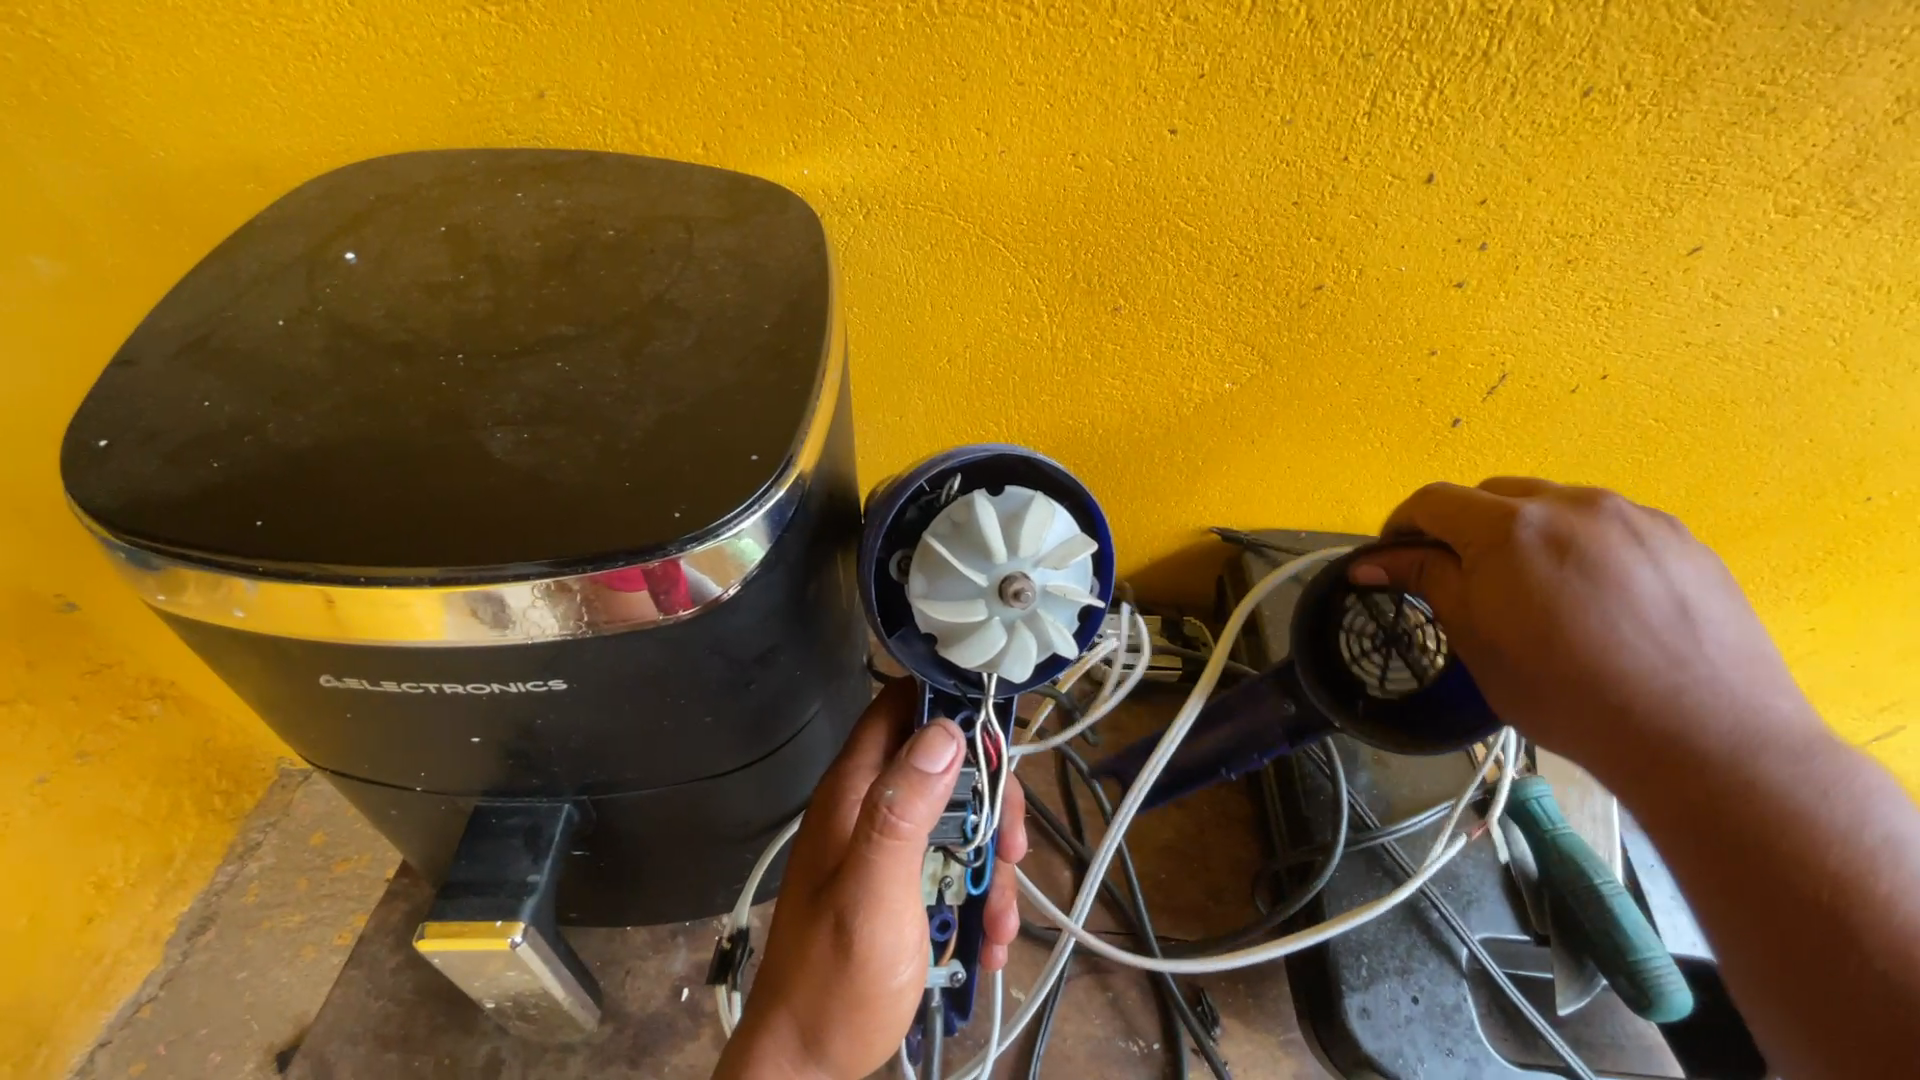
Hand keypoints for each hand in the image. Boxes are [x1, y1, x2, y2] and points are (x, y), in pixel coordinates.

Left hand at [715, 679, 1028, 1079]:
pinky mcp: (902, 884)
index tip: (996, 737)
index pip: (897, 709)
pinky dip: (978, 895)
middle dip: (988, 801)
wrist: (808, 1062)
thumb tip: (944, 730)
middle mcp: (870, 807)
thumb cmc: (835, 979)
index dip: (946, 705)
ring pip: (957, 820)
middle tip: (1010, 848)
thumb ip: (903, 809)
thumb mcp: (874, 891)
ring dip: (990, 862)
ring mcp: (887, 848)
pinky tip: (989, 939)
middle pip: (943, 765)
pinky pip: (951, 866)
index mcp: (854, 792)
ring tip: (1001, 919)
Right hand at [1348, 478, 1820, 774]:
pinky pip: (1608, 525)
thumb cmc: (1565, 693)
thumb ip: (1427, 581)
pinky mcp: (1680, 538)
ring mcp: (1633, 516)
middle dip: (1463, 526)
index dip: (1402, 525)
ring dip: (1524, 532)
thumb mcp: (1476, 639)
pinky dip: (1579, 545)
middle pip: (1493, 495)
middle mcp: (1571, 503)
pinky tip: (1594, 597)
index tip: (1394, 558)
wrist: (1704, 736)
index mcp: (1509, 528)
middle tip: (1462, 578)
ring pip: (1554, 505)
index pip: (1433, 501)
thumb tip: (1373, 560)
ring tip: (1533, 589)